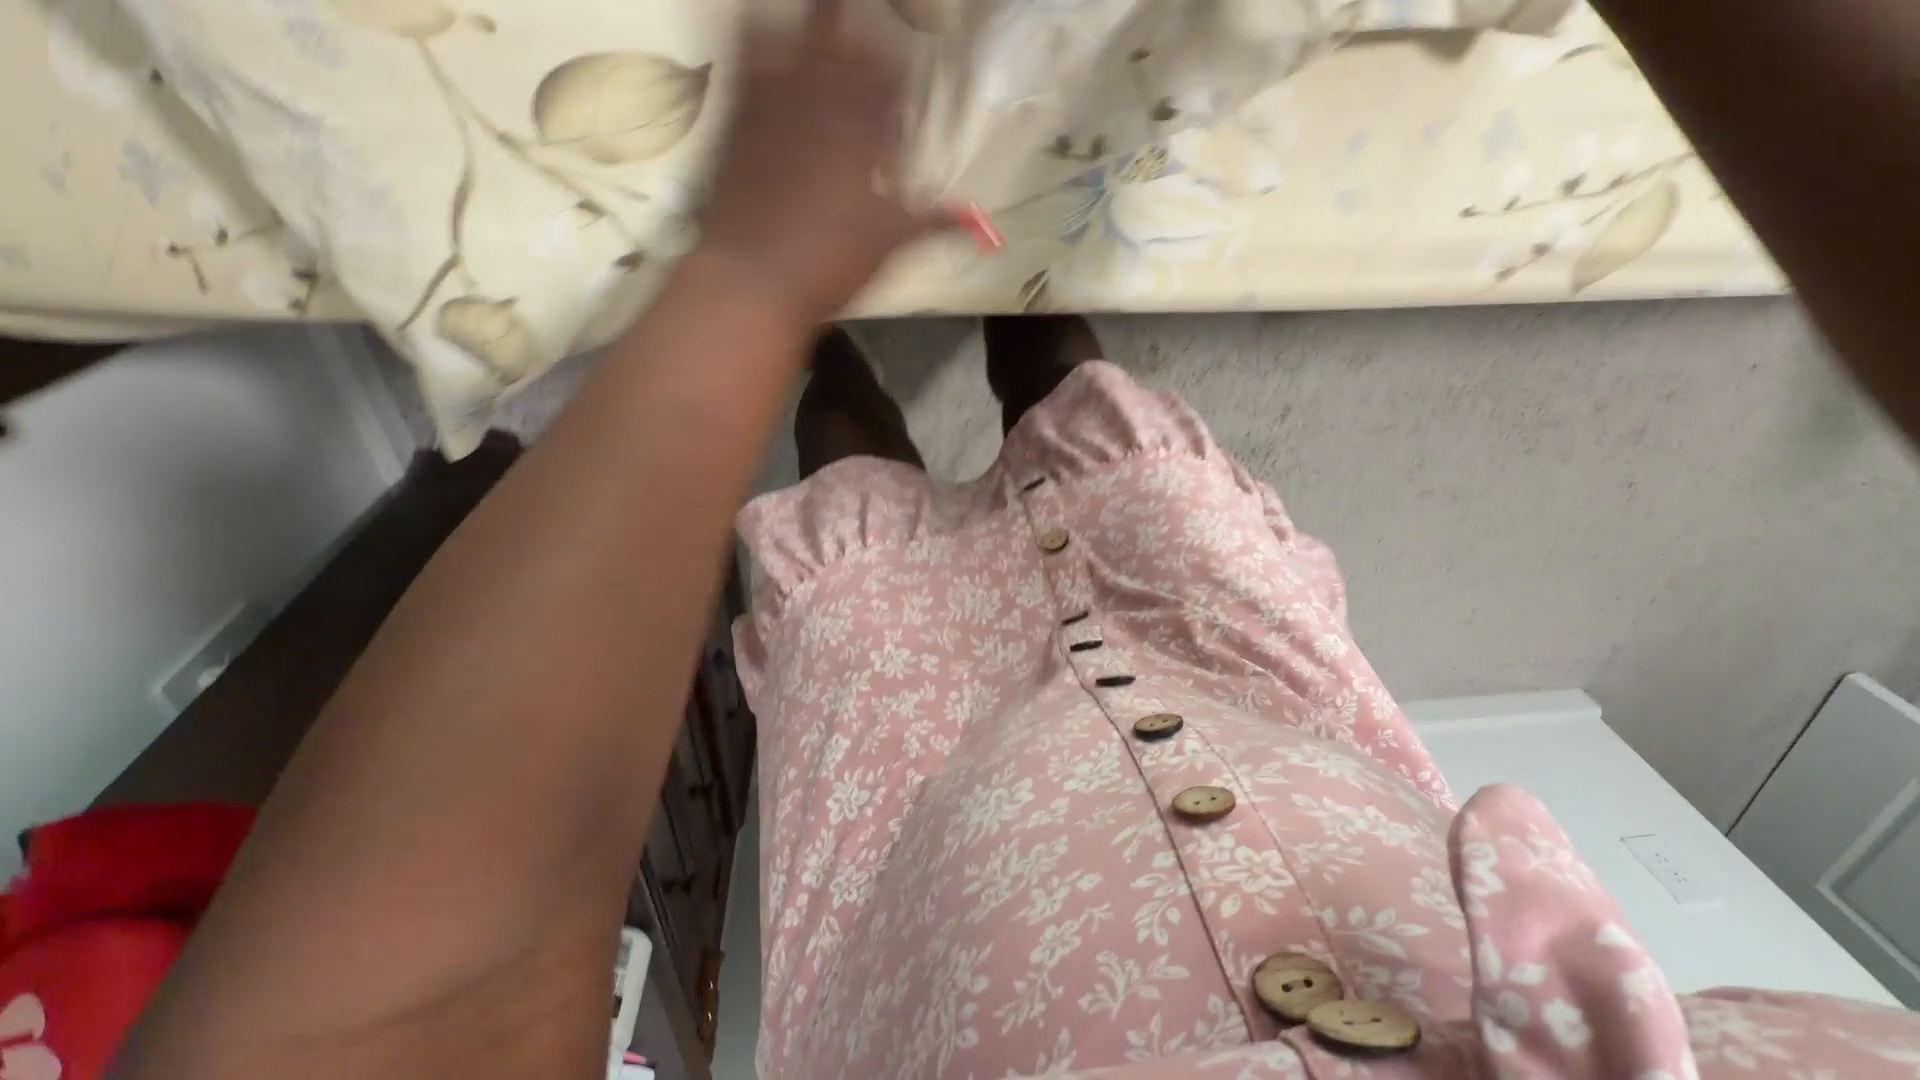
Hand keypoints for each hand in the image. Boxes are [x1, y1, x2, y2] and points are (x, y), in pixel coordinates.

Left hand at [696, 4, 949, 325]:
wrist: (750, 280)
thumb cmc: (828, 264)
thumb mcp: (890, 243)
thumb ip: (935, 222)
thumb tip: (985, 228)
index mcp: (865, 132)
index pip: (890, 79)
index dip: (896, 71)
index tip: (898, 78)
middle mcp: (820, 107)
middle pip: (841, 42)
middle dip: (851, 29)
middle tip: (855, 22)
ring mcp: (772, 110)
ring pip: (788, 40)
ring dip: (805, 30)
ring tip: (817, 23)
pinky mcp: (734, 122)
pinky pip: (744, 64)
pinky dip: (756, 45)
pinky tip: (759, 35)